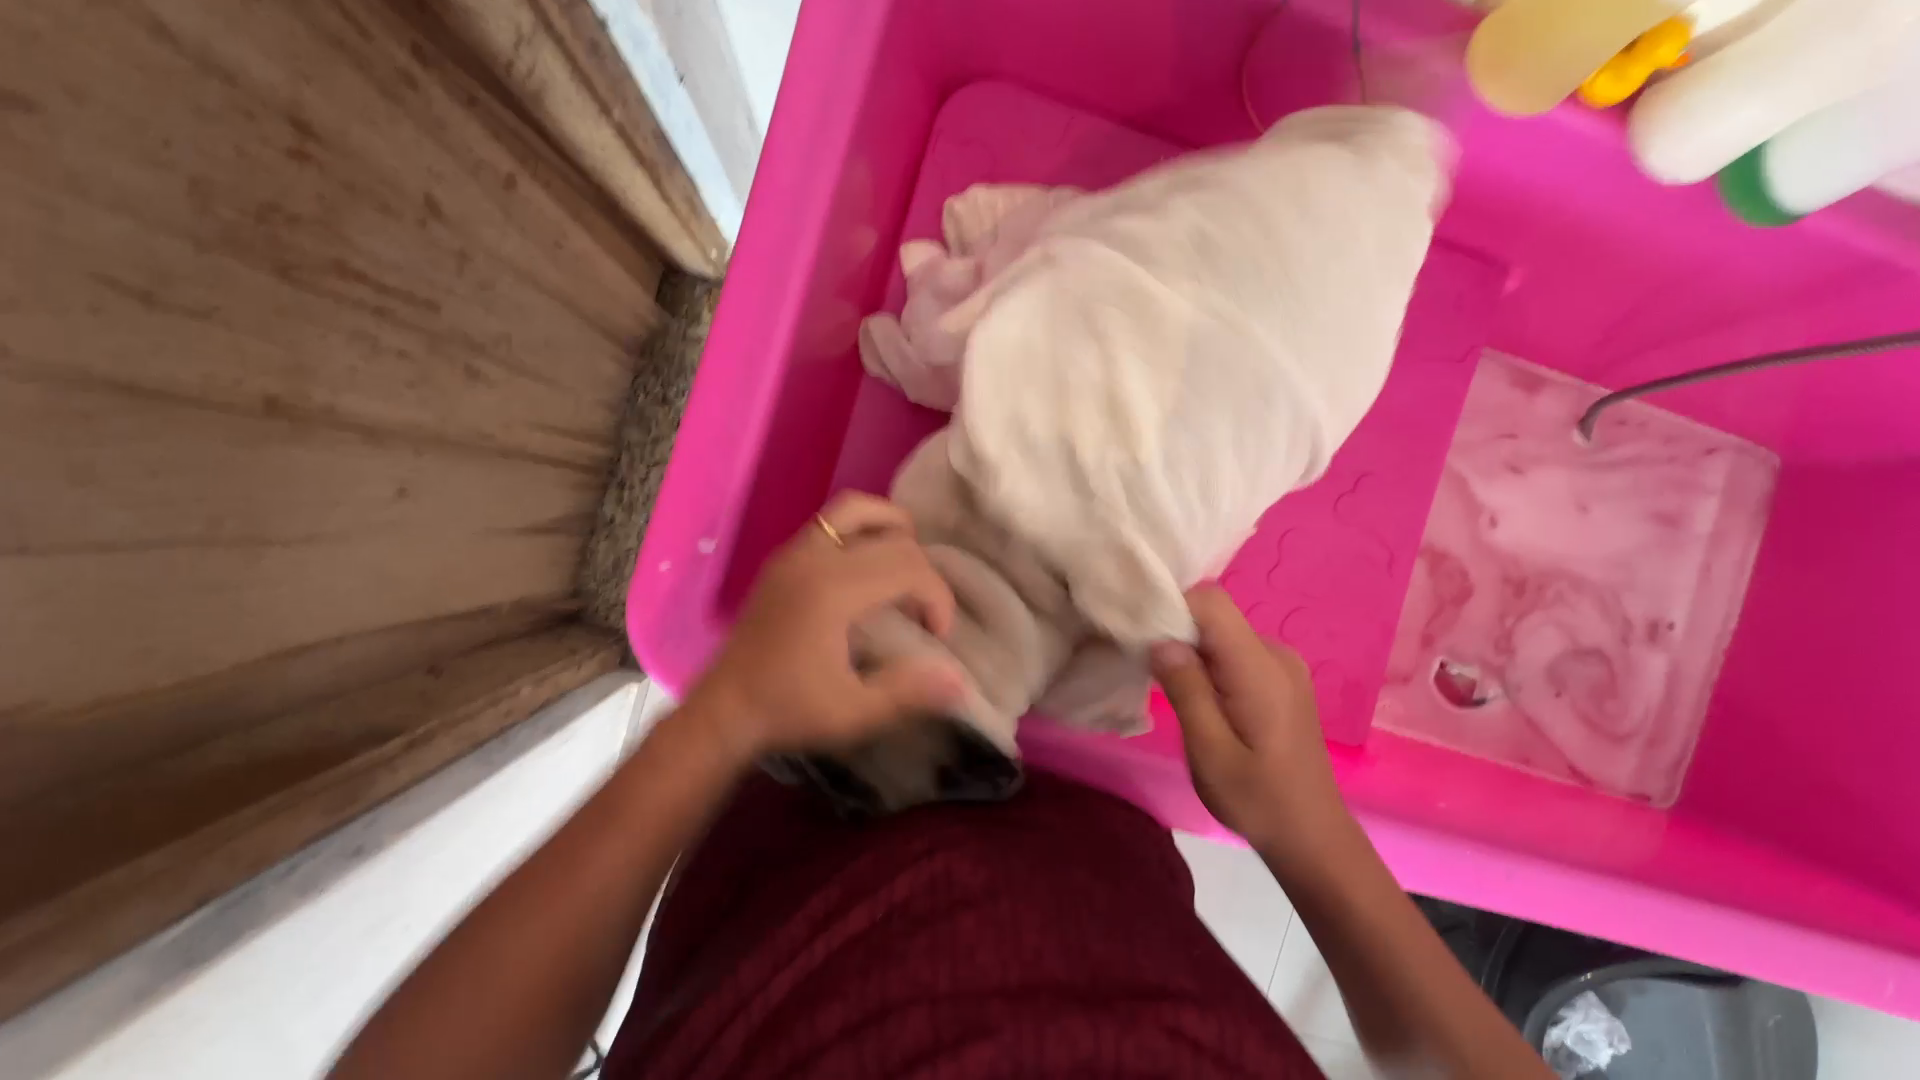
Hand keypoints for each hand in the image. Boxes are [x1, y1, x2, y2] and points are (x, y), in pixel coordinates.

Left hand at [683, 493, 966, 762]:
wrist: (723, 710)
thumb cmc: (789, 711)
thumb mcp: (853, 713)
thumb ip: (908, 693)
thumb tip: (962, 682)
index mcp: (832, 591)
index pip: (908, 566)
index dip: (938, 598)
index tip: (937, 637)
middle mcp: (814, 559)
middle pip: (893, 537)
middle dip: (923, 572)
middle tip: (924, 616)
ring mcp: (794, 552)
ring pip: (856, 509)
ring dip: (892, 532)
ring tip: (905, 573)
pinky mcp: (783, 559)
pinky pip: (831, 522)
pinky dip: (862, 533)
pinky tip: (867, 575)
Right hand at [1149, 585, 1346, 856]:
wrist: (1312, 835)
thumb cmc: (1258, 800)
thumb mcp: (1210, 753)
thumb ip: (1186, 691)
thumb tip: (1161, 640)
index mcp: (1260, 669)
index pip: (1210, 602)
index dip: (1170, 608)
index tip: (1138, 636)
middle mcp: (1276, 654)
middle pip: (1215, 616)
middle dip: (1176, 632)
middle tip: (1144, 669)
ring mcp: (1283, 665)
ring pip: (1222, 634)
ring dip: (1191, 652)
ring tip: (1167, 688)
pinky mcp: (1280, 679)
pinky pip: (1235, 652)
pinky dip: (1208, 664)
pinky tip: (1197, 699)